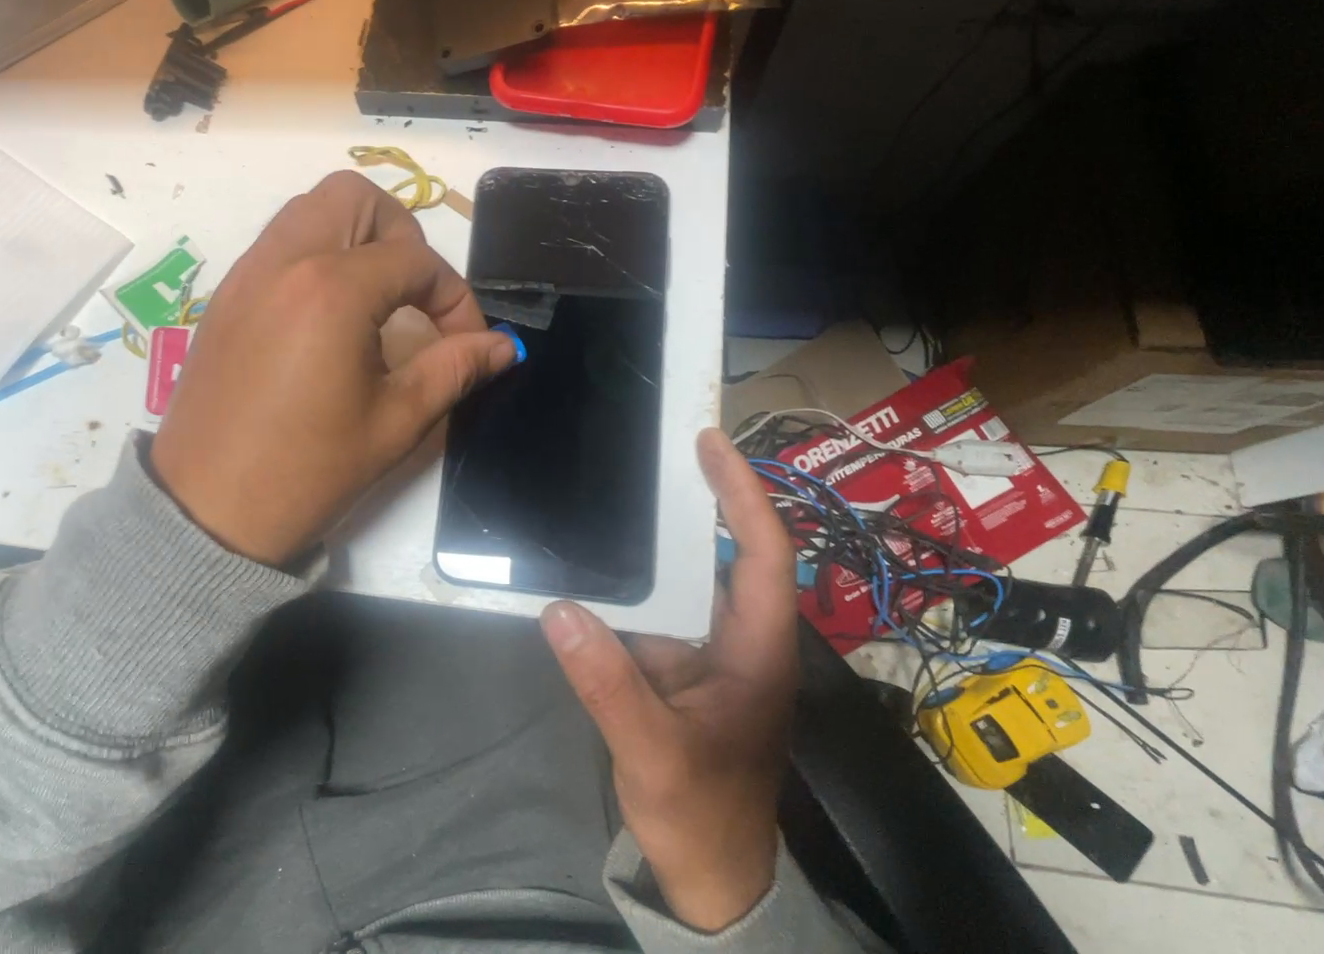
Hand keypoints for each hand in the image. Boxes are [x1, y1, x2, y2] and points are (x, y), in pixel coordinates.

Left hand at [151, 171, 517, 566]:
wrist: (207, 511)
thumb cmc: (307, 471)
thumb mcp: (395, 422)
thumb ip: (453, 369)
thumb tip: (503, 346)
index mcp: (332, 290)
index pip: (416, 261)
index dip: (456, 299)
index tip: (469, 343)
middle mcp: (285, 261)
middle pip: (355, 198)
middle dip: (401, 235)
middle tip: (414, 296)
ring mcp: (247, 274)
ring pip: (309, 210)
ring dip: (355, 237)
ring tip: (376, 302)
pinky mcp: (225, 297)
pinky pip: (278, 244)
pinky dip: (314, 255)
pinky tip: (328, 319)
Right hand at [540, 428, 797, 931]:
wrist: (712, 878)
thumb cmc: (702, 815)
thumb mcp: (653, 752)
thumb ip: (607, 683)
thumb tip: (560, 611)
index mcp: (758, 651)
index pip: (764, 554)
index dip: (742, 493)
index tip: (709, 444)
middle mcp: (740, 643)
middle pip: (728, 557)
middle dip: (698, 504)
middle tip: (652, 457)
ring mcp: (709, 661)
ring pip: (685, 589)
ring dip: (655, 552)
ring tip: (613, 504)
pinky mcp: (681, 678)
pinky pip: (653, 621)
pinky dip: (625, 598)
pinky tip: (588, 581)